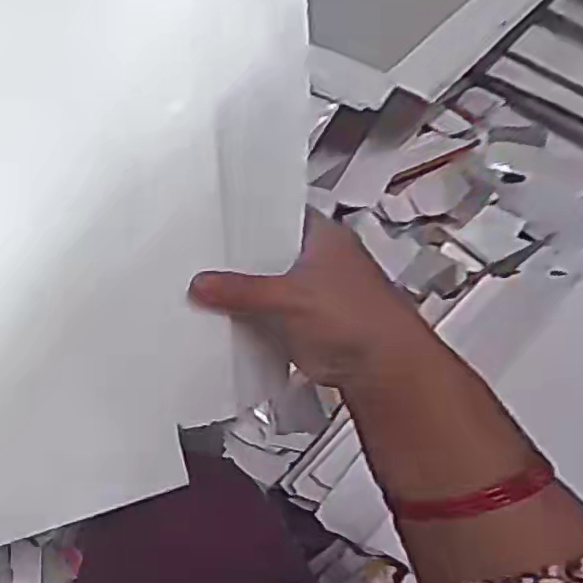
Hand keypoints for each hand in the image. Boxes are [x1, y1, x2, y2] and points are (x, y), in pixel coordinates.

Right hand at [188, 212, 443, 391]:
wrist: (378, 367)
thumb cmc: (361, 320)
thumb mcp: (287, 297)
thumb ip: (239, 290)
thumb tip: (203, 284)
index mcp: (323, 237)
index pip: (277, 216)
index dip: (246, 218)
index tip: (214, 224)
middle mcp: (316, 261)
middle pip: (263, 255)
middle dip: (235, 263)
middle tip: (204, 264)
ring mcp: (307, 293)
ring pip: (262, 287)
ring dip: (240, 294)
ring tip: (208, 293)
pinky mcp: (298, 322)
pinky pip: (262, 315)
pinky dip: (246, 319)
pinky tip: (226, 321)